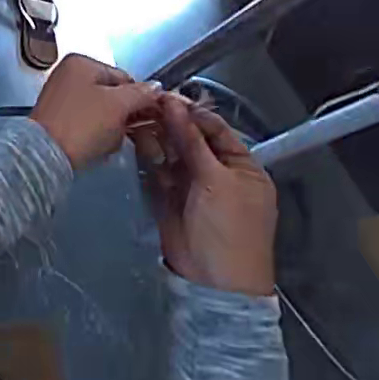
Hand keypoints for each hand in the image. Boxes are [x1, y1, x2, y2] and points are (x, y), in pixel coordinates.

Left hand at [29, 55, 160, 169]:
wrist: (47, 155)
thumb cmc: (82, 124)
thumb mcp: (117, 106)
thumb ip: (140, 94)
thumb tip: (157, 86)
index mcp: (81, 63)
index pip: (124, 77)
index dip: (139, 99)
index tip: (150, 118)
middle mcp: (69, 74)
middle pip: (113, 95)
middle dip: (124, 117)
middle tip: (128, 133)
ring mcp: (63, 96)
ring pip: (103, 111)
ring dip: (112, 129)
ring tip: (108, 142)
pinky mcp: (59, 118)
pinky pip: (88, 122)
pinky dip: (97, 134)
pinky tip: (97, 147)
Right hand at [135, 93, 276, 295]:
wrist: (214, 283)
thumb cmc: (229, 229)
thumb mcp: (216, 180)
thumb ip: (191, 139)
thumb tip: (174, 103)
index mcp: (242, 167)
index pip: (215, 128)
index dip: (190, 111)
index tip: (165, 96)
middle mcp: (218, 171)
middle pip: (191, 137)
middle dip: (169, 121)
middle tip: (144, 103)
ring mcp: (193, 183)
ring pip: (172, 149)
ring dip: (156, 134)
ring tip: (137, 117)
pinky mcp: (170, 193)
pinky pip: (158, 166)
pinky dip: (148, 152)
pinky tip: (135, 138)